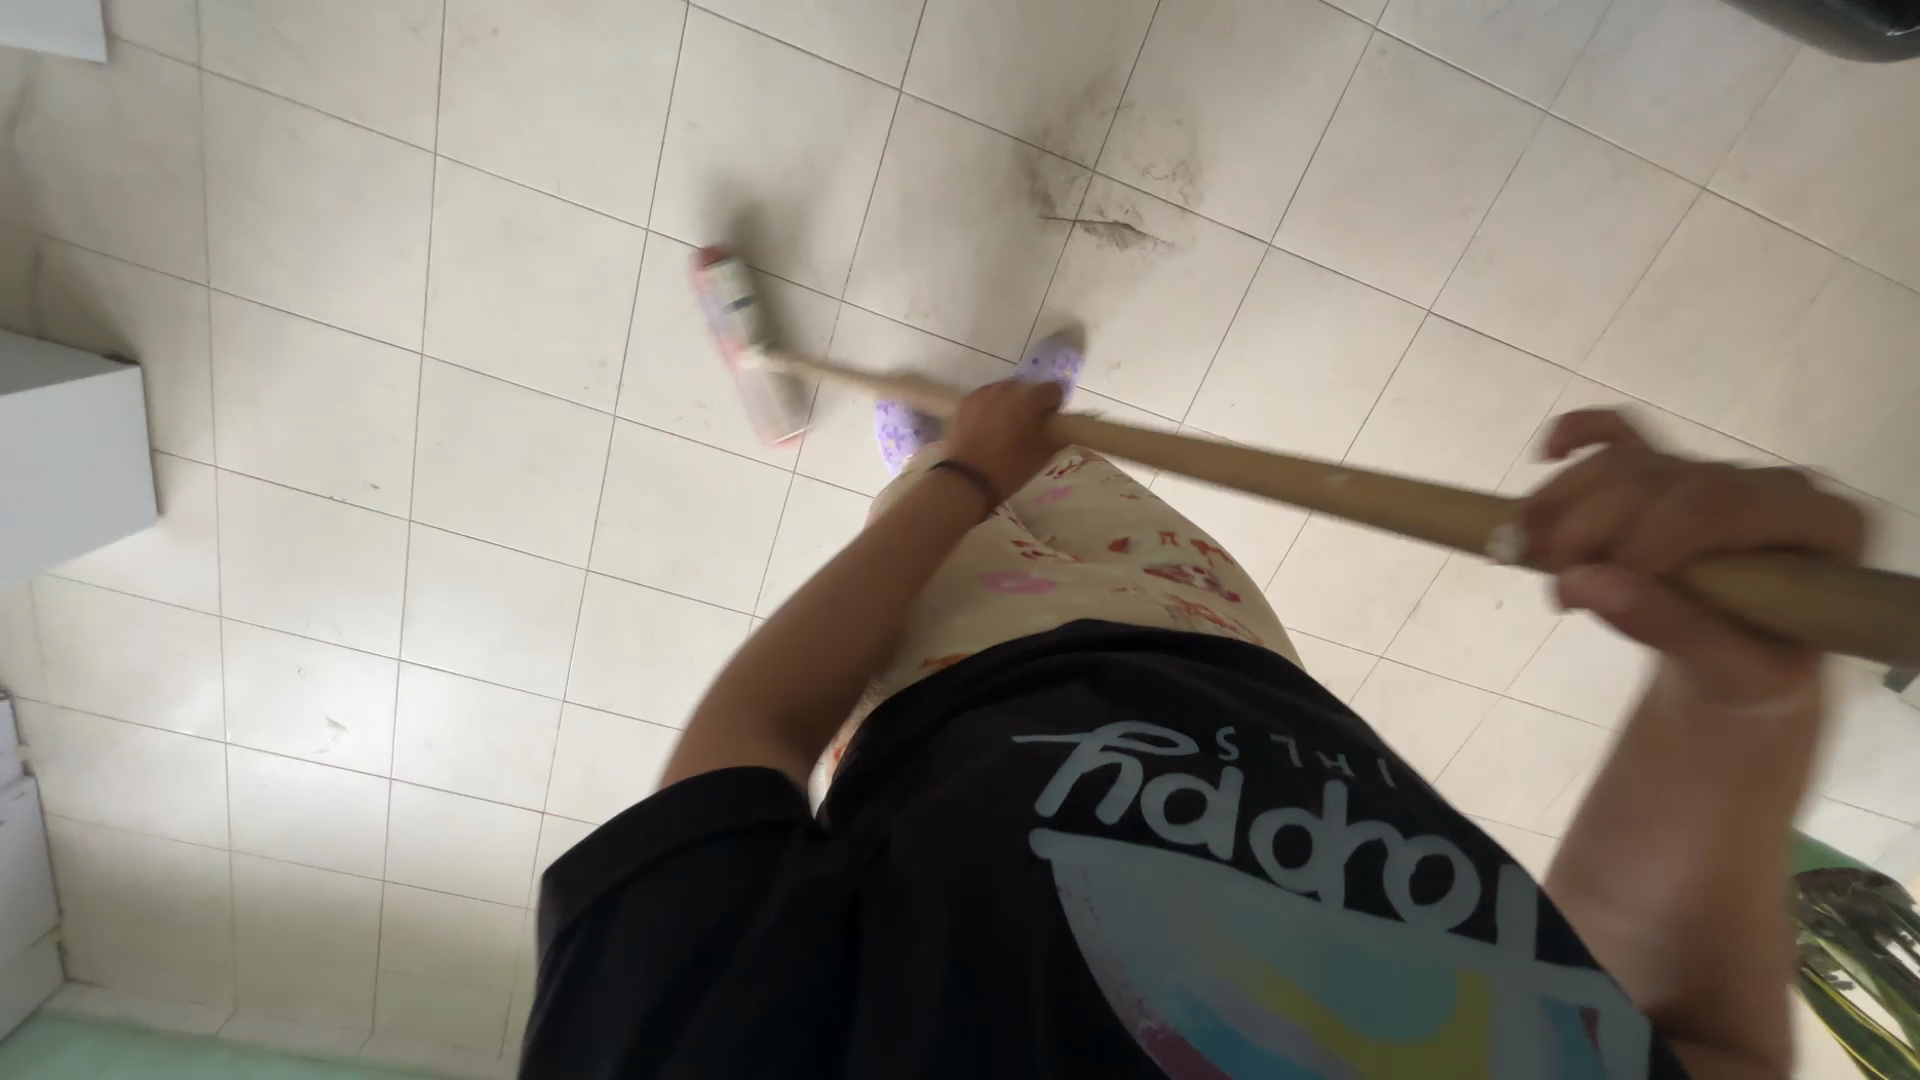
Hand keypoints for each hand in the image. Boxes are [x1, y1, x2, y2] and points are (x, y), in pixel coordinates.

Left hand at [943, 379, 1065, 500]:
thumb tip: (1061, 425)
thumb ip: (1059, 434)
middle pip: (1028, 388)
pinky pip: (986, 398)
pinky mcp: (966, 401)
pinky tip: (986, 428)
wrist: (967, 480)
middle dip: (1031, 404)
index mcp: (1030, 398)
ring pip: (1005, 392)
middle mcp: (1007, 387)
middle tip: (1027, 428)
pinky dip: (990, 408)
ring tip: (1004, 428)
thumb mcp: (1043, 455)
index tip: (1050, 424)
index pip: (1054, 389)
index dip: (1054, 406)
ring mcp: (983, 392)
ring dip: (1010, 404)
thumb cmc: (1010, 469)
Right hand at [1521, 409, 1867, 708]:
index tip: (1584, 596)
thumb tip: (1580, 583)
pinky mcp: (1663, 473)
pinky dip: (1577, 432)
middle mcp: (1768, 486)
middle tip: (1553, 595)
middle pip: (1654, 480)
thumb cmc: (1747, 672)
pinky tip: (1546, 455)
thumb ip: (1670, 629)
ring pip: (1619, 463)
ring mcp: (1711, 473)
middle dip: (1584, 532)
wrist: (1731, 664)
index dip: (1638, 540)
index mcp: (1818, 524)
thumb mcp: (1729, 674)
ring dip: (1554, 505)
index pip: (1715, 503)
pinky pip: (1618, 431)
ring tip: (1517, 554)